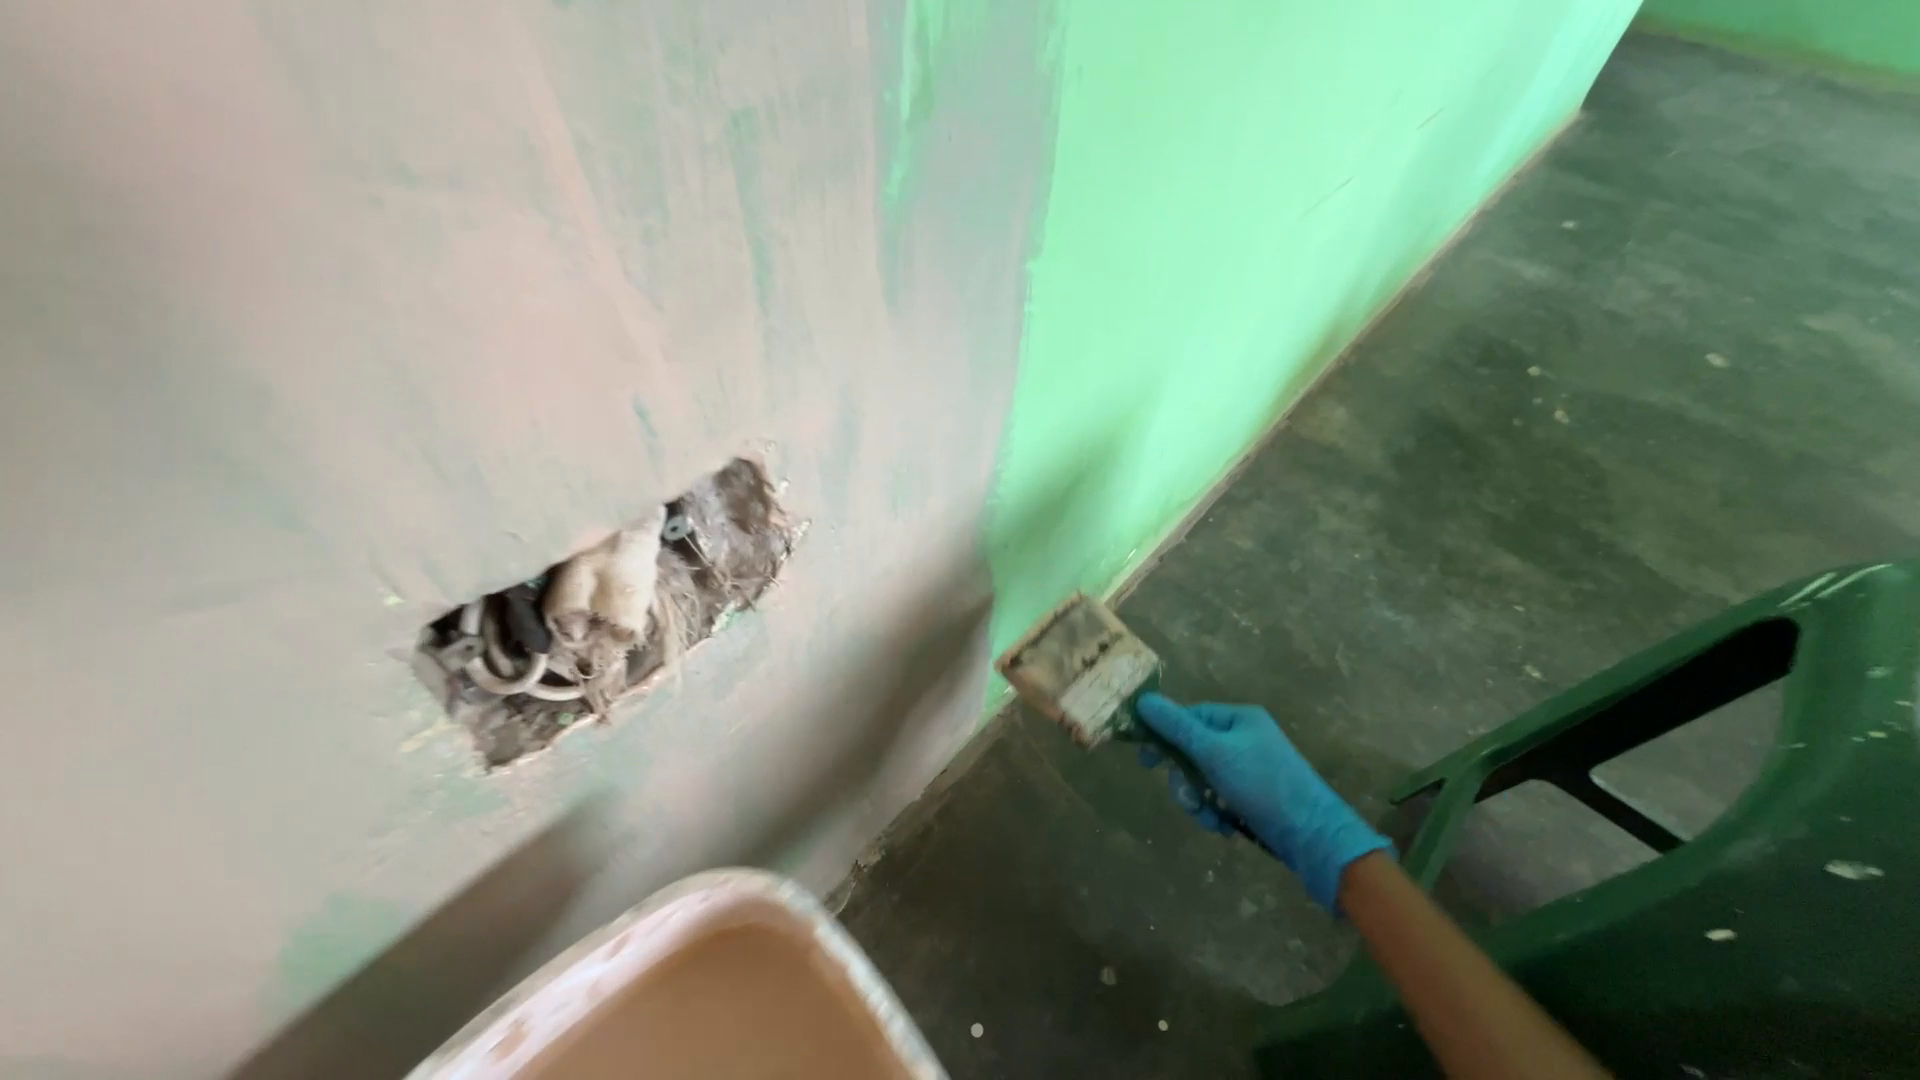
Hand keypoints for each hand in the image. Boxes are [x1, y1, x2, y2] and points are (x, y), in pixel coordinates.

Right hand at [1136, 692, 1391, 912]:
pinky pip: (1219, 797)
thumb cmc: (1262, 784)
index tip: (1144, 760)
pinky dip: (1215, 812)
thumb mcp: (1214, 752)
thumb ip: (1176, 727)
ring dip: (1200, 801)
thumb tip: (1142, 700)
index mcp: (1238, 719)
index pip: (1189, 717)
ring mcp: (1249, 768)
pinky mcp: (1252, 796)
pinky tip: (1224, 827)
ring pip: (1203, 778)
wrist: (1313, 835)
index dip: (1165, 736)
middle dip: (1186, 779)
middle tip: (1190, 799)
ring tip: (1211, 819)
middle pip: (1193, 751)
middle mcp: (1244, 738)